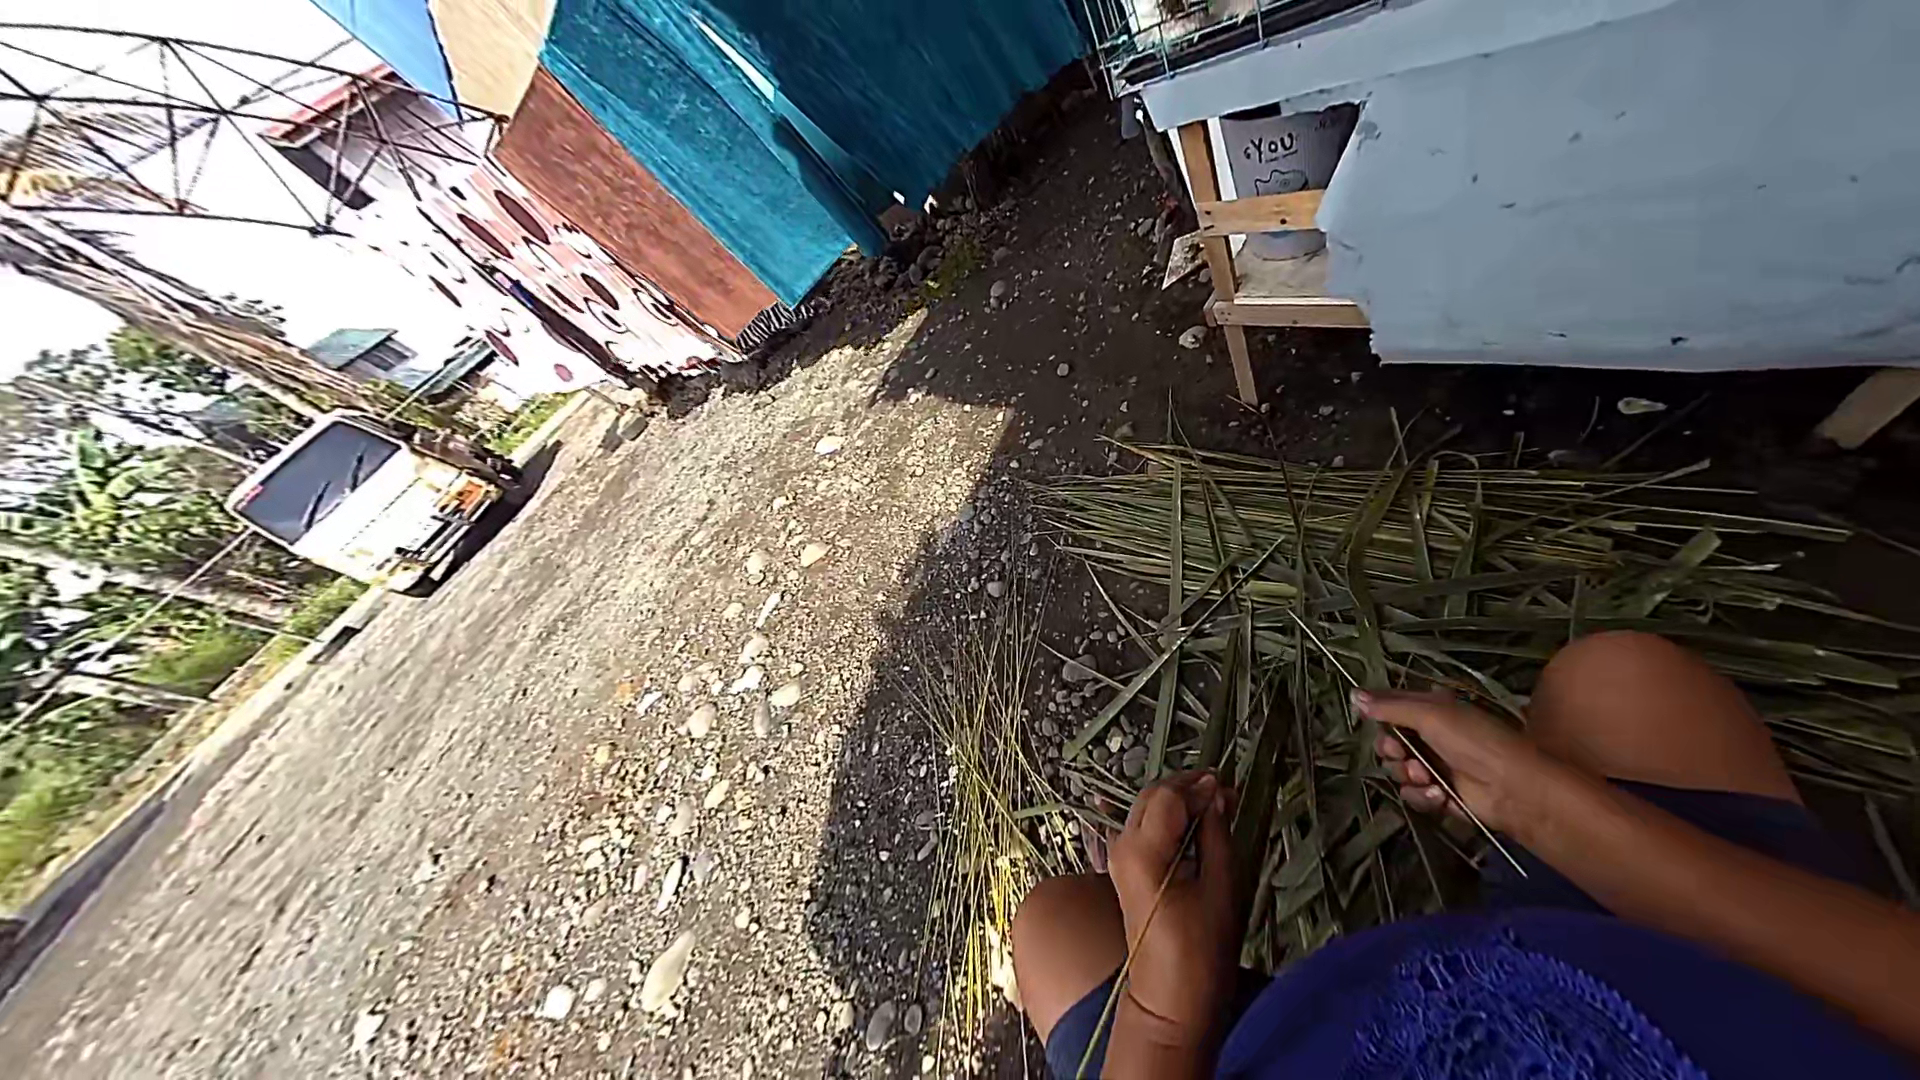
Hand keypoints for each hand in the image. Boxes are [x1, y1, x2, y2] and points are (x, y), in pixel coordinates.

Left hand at [1107, 771, 1237, 1051]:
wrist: (1167, 998)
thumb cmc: (1200, 951)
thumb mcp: (1220, 890)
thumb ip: (1216, 836)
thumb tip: (1217, 794)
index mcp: (1142, 852)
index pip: (1167, 797)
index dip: (1196, 785)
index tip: (1226, 782)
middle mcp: (1122, 845)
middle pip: (1151, 796)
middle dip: (1185, 786)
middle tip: (1223, 787)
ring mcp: (1117, 854)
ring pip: (1145, 807)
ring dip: (1177, 799)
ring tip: (1214, 800)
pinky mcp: (1123, 864)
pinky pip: (1143, 825)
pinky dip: (1167, 816)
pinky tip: (1192, 817)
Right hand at [1355, 688, 1551, 832]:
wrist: (1515, 791)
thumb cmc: (1476, 742)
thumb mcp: (1431, 714)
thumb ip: (1388, 706)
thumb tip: (1353, 694)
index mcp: (1431, 710)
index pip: (1389, 705)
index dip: (1376, 712)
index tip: (1368, 717)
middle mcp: (1430, 736)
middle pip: (1387, 740)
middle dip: (1389, 748)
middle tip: (1400, 752)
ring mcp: (1434, 767)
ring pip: (1395, 768)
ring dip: (1406, 772)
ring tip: (1427, 776)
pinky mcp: (1438, 795)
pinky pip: (1411, 793)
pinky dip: (1421, 794)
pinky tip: (1438, 794)